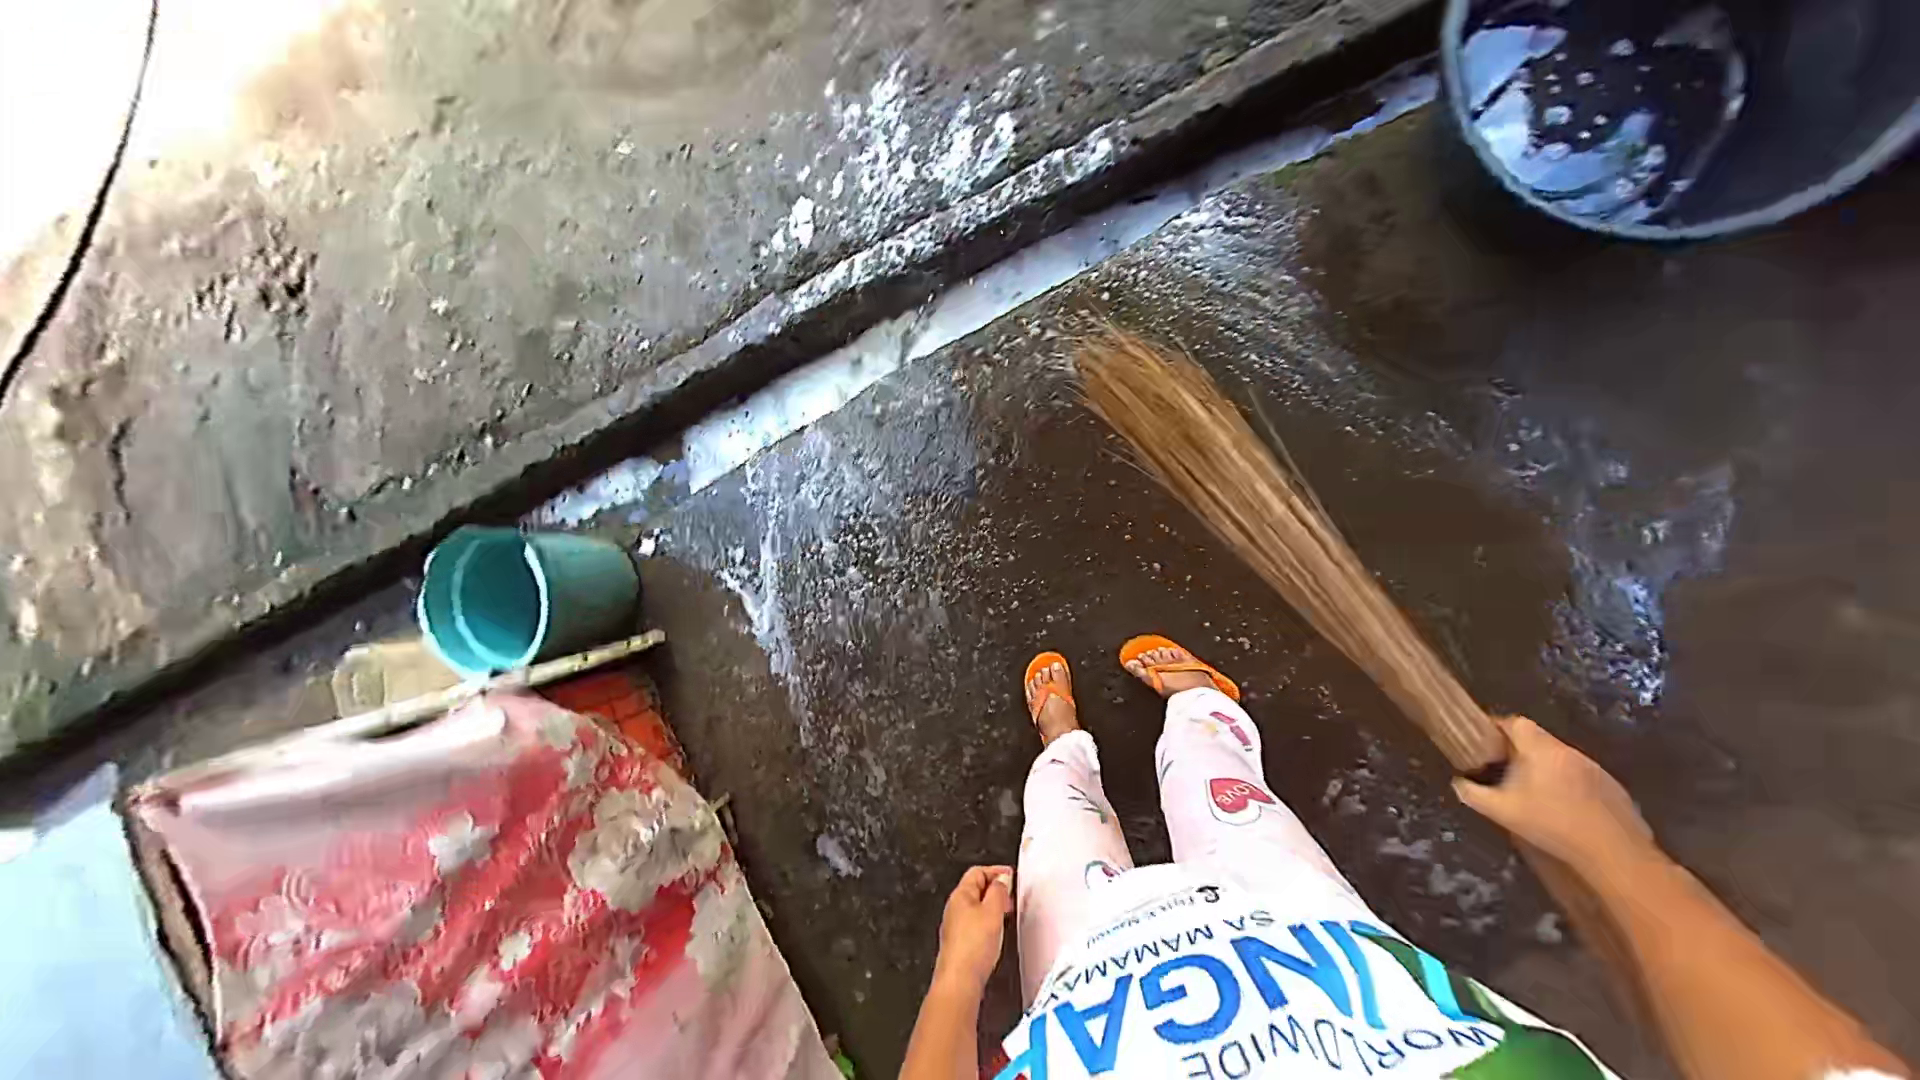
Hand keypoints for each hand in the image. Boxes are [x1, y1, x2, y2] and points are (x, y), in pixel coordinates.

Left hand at [932, 865, 1012, 992]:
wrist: (959, 982)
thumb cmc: (971, 948)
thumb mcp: (992, 911)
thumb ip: (999, 891)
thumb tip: (1002, 879)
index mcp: (960, 895)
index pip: (978, 872)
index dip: (996, 871)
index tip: (1010, 875)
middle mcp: (954, 908)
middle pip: (976, 888)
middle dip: (995, 888)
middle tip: (1011, 893)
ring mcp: (955, 926)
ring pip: (976, 907)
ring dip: (992, 905)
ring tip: (1006, 912)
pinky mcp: (959, 943)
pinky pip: (974, 923)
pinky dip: (987, 921)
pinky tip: (996, 932)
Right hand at [1454, 715, 1657, 874]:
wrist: (1616, 855)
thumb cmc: (1552, 825)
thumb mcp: (1499, 811)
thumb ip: (1471, 792)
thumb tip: (1458, 782)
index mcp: (1541, 750)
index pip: (1515, 722)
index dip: (1496, 728)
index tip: (1484, 743)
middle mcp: (1569, 753)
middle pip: (1538, 740)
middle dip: (1518, 751)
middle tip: (1502, 770)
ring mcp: (1596, 770)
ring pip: (1560, 758)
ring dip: (1544, 767)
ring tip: (1533, 791)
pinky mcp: (1615, 789)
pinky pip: (1582, 776)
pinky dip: (1568, 784)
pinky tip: (1564, 808)